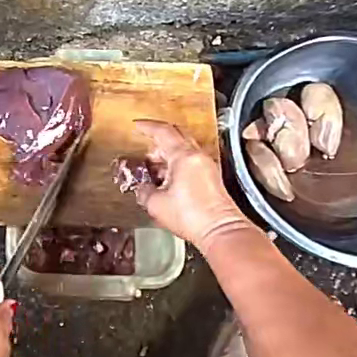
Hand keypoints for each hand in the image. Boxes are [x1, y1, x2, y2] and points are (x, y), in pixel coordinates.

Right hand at [131, 119, 251, 248]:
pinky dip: (177, 164)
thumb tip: (141, 187)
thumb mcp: (155, 203)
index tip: (137, 125)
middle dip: (158, 141)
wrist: (220, 231)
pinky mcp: (211, 178)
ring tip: (153, 167)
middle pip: (177, 137)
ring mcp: (207, 166)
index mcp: (184, 156)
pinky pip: (191, 162)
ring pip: (184, 150)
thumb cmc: (192, 217)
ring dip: (167, 154)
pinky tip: (167, 179)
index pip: (164, 131)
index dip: (147, 127)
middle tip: (144, 147)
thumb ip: (144, 190)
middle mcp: (198, 157)